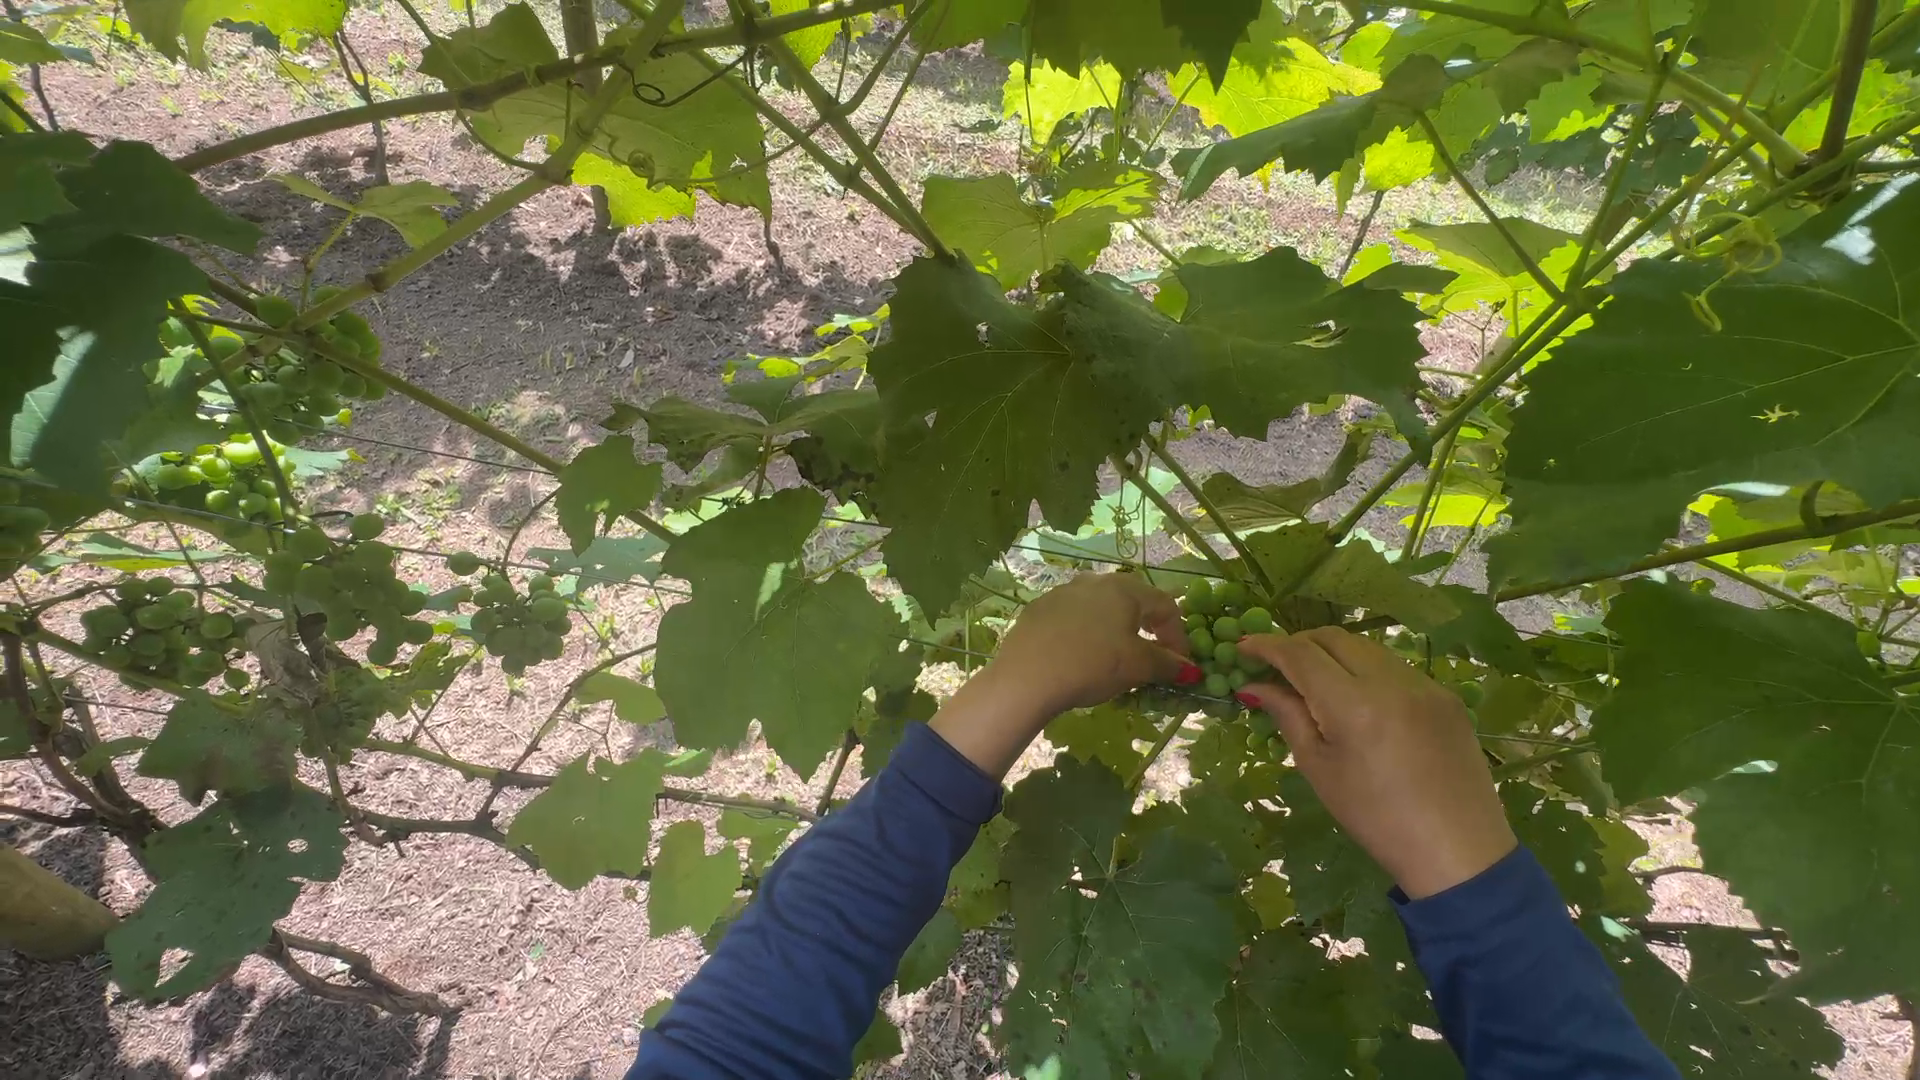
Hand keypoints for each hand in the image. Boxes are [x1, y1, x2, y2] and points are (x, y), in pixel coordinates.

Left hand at [930, 573, 1191, 776]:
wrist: (1027, 676)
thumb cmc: (1092, 664)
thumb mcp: (1137, 667)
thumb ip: (1167, 664)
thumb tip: (1188, 669)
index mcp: (1125, 588)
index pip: (1166, 605)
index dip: (1179, 636)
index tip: (1180, 665)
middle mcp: (1094, 581)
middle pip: (1133, 600)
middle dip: (1148, 627)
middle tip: (1152, 655)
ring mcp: (1063, 592)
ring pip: (1101, 607)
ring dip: (1116, 629)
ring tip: (1117, 656)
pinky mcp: (1039, 609)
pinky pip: (1074, 618)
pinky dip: (1087, 633)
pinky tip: (1081, 655)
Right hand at [1237, 627, 1515, 898]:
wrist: (1457, 852)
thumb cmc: (1373, 816)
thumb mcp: (1317, 766)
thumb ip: (1287, 715)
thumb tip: (1254, 687)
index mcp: (1352, 705)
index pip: (1299, 654)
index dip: (1266, 645)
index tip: (1243, 648)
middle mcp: (1390, 682)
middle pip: (1332, 638)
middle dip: (1297, 643)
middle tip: (1275, 664)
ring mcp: (1424, 685)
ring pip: (1364, 647)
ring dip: (1331, 653)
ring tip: (1313, 680)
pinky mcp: (1446, 696)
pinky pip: (1393, 666)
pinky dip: (1363, 670)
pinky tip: (1356, 699)